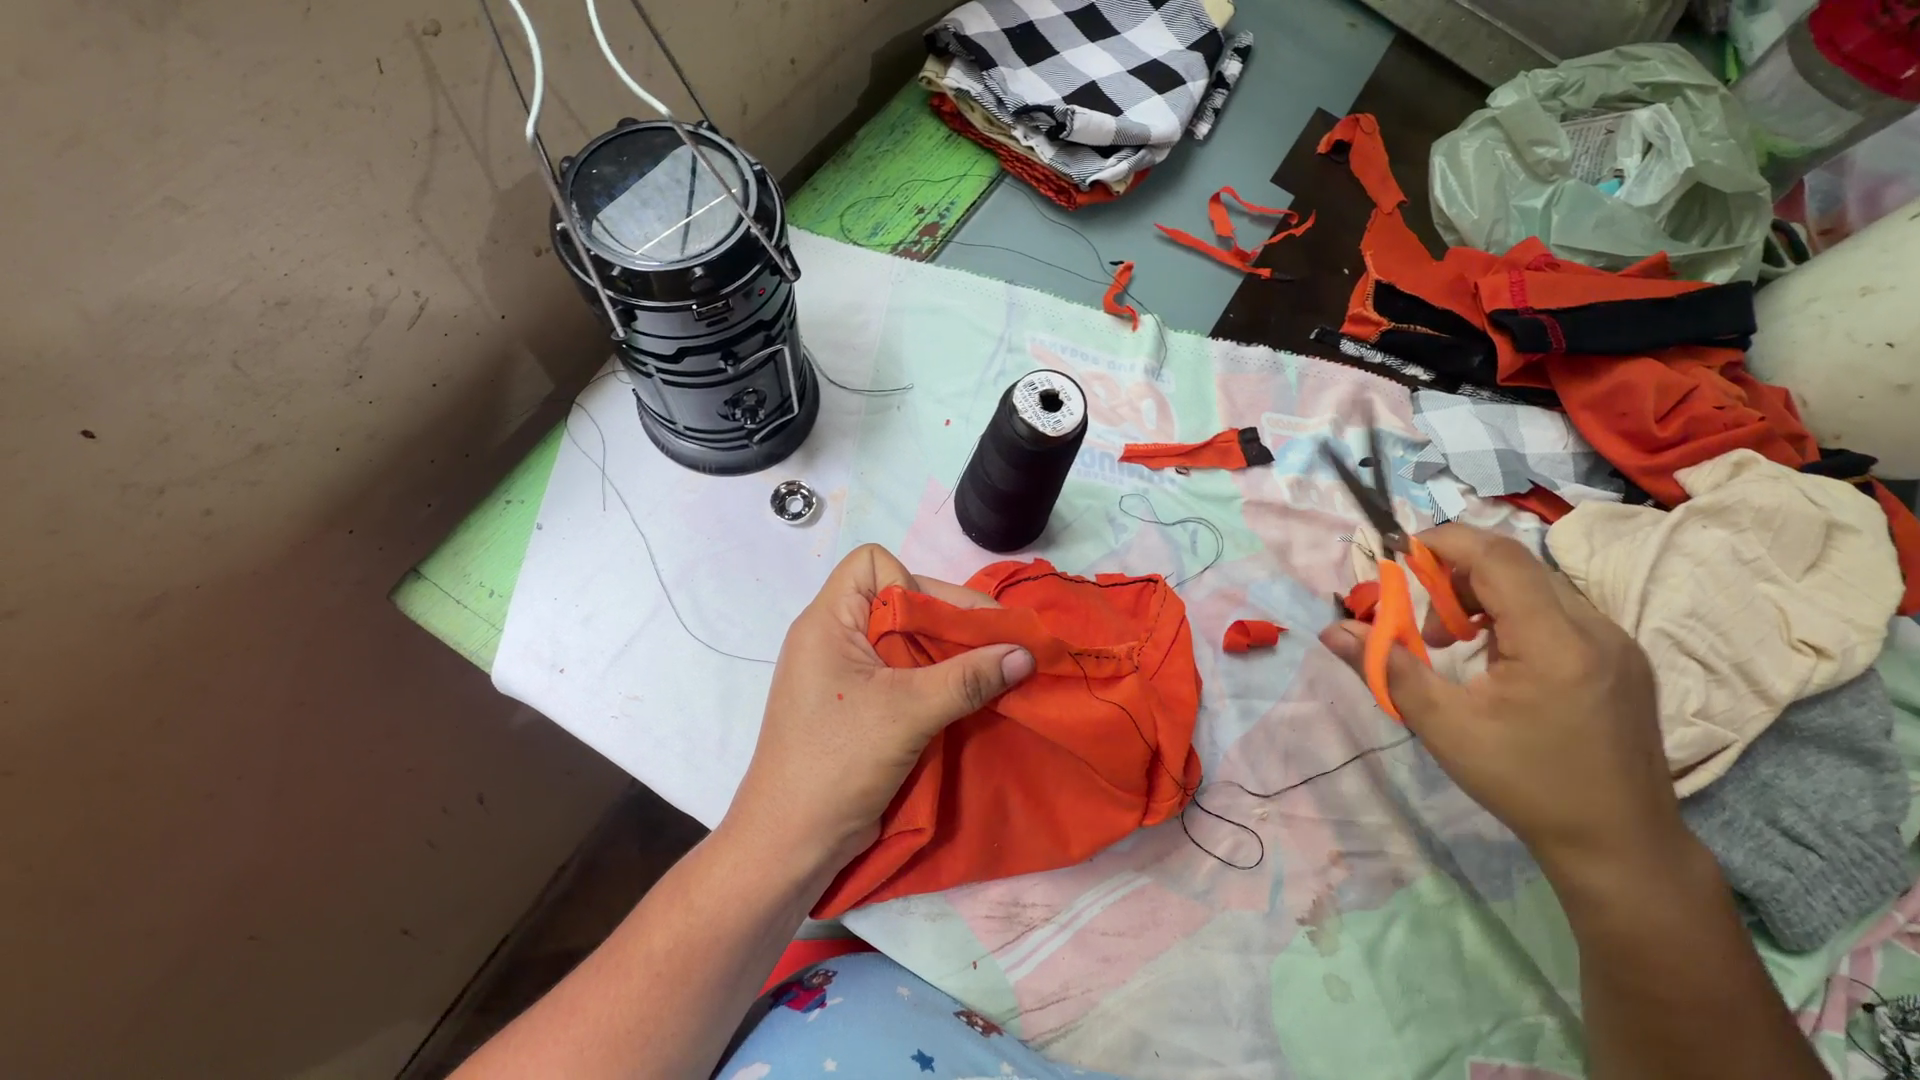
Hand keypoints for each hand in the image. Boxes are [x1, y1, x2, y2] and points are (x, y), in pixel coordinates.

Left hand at [724, 544, 1035, 877]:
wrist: (790, 843)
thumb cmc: (837, 762)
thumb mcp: (907, 713)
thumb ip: (967, 678)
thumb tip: (1026, 652)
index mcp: (828, 621)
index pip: (873, 563)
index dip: (912, 582)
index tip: (943, 625)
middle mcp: (834, 639)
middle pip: (899, 602)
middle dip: (947, 621)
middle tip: (996, 646)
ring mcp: (845, 676)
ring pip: (905, 643)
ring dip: (947, 656)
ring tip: (993, 673)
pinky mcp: (858, 708)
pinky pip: (903, 677)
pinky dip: (936, 683)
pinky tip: (969, 699)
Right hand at [1319, 525, 1686, 878]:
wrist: (1618, 842)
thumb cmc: (1523, 784)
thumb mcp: (1443, 727)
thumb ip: (1386, 668)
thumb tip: (1333, 631)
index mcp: (1555, 642)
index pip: (1498, 557)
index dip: (1444, 543)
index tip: (1400, 558)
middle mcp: (1596, 628)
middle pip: (1516, 566)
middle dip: (1456, 576)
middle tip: (1424, 626)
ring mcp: (1617, 642)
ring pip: (1538, 586)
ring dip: (1484, 597)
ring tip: (1456, 646)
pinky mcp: (1623, 659)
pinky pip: (1560, 612)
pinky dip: (1515, 616)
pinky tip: (1497, 663)